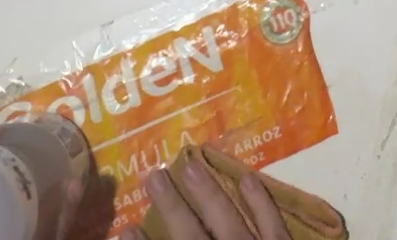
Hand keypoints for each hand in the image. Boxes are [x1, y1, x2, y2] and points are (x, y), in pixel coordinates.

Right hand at [127, 156, 291, 239]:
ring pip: (227, 220)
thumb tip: (143, 236)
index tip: (125, 226)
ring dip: (208, 191)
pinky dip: (260, 201)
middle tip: (152, 174)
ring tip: (190, 164)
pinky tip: (248, 176)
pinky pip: (272, 224)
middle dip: (171, 205)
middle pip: (191, 234)